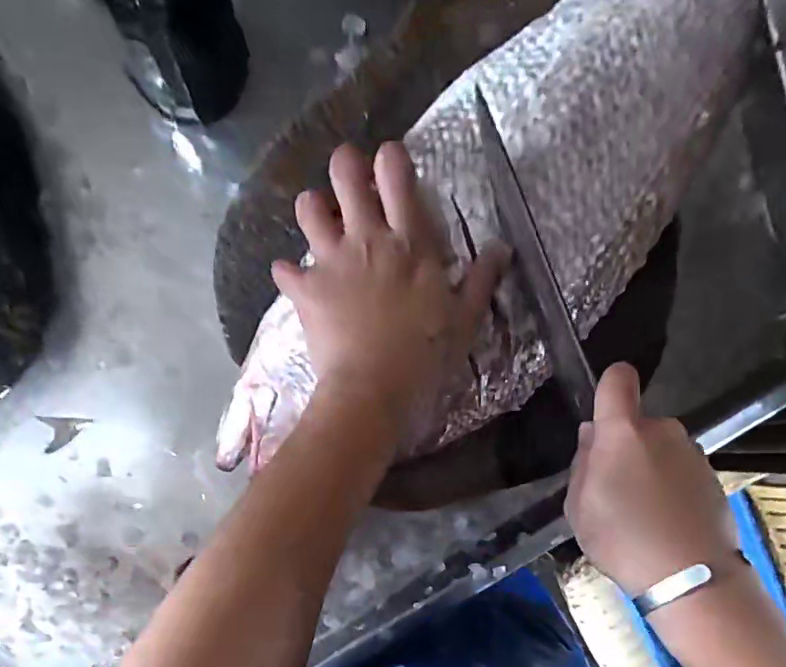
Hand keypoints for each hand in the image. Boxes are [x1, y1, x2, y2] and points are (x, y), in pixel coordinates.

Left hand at [273, 141, 507, 442]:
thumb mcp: (464, 320)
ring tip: (320, 226)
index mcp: (409, 241)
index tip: (388, 165)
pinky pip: (283, 269)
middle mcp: (367, 239)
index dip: (389, 157)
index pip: (396, 173)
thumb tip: (502, 248)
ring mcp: (331, 262)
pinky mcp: (304, 290)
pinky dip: (287, 273)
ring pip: (307, 207)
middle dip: (345, 167)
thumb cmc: (424, 357)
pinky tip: (295, 282)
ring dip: (312, 210)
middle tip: (349, 184)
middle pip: (346, 174)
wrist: (373, 390)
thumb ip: (482, 280)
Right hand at [565, 363, 737, 593]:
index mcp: (623, 433)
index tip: (599, 414)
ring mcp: (693, 453)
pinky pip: (678, 471)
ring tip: (637, 511)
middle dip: (621, 446)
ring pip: (658, 448)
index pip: (617, 380)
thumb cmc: (620, 538)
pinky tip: (661, 522)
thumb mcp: (577, 506)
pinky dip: (667, 487)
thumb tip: (593, 438)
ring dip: (645, 467)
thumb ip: (582, 464)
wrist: (689, 576)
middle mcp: (663, 431)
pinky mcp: (713, 477)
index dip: (606, 387)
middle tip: (609, 488)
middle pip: (636, 424)